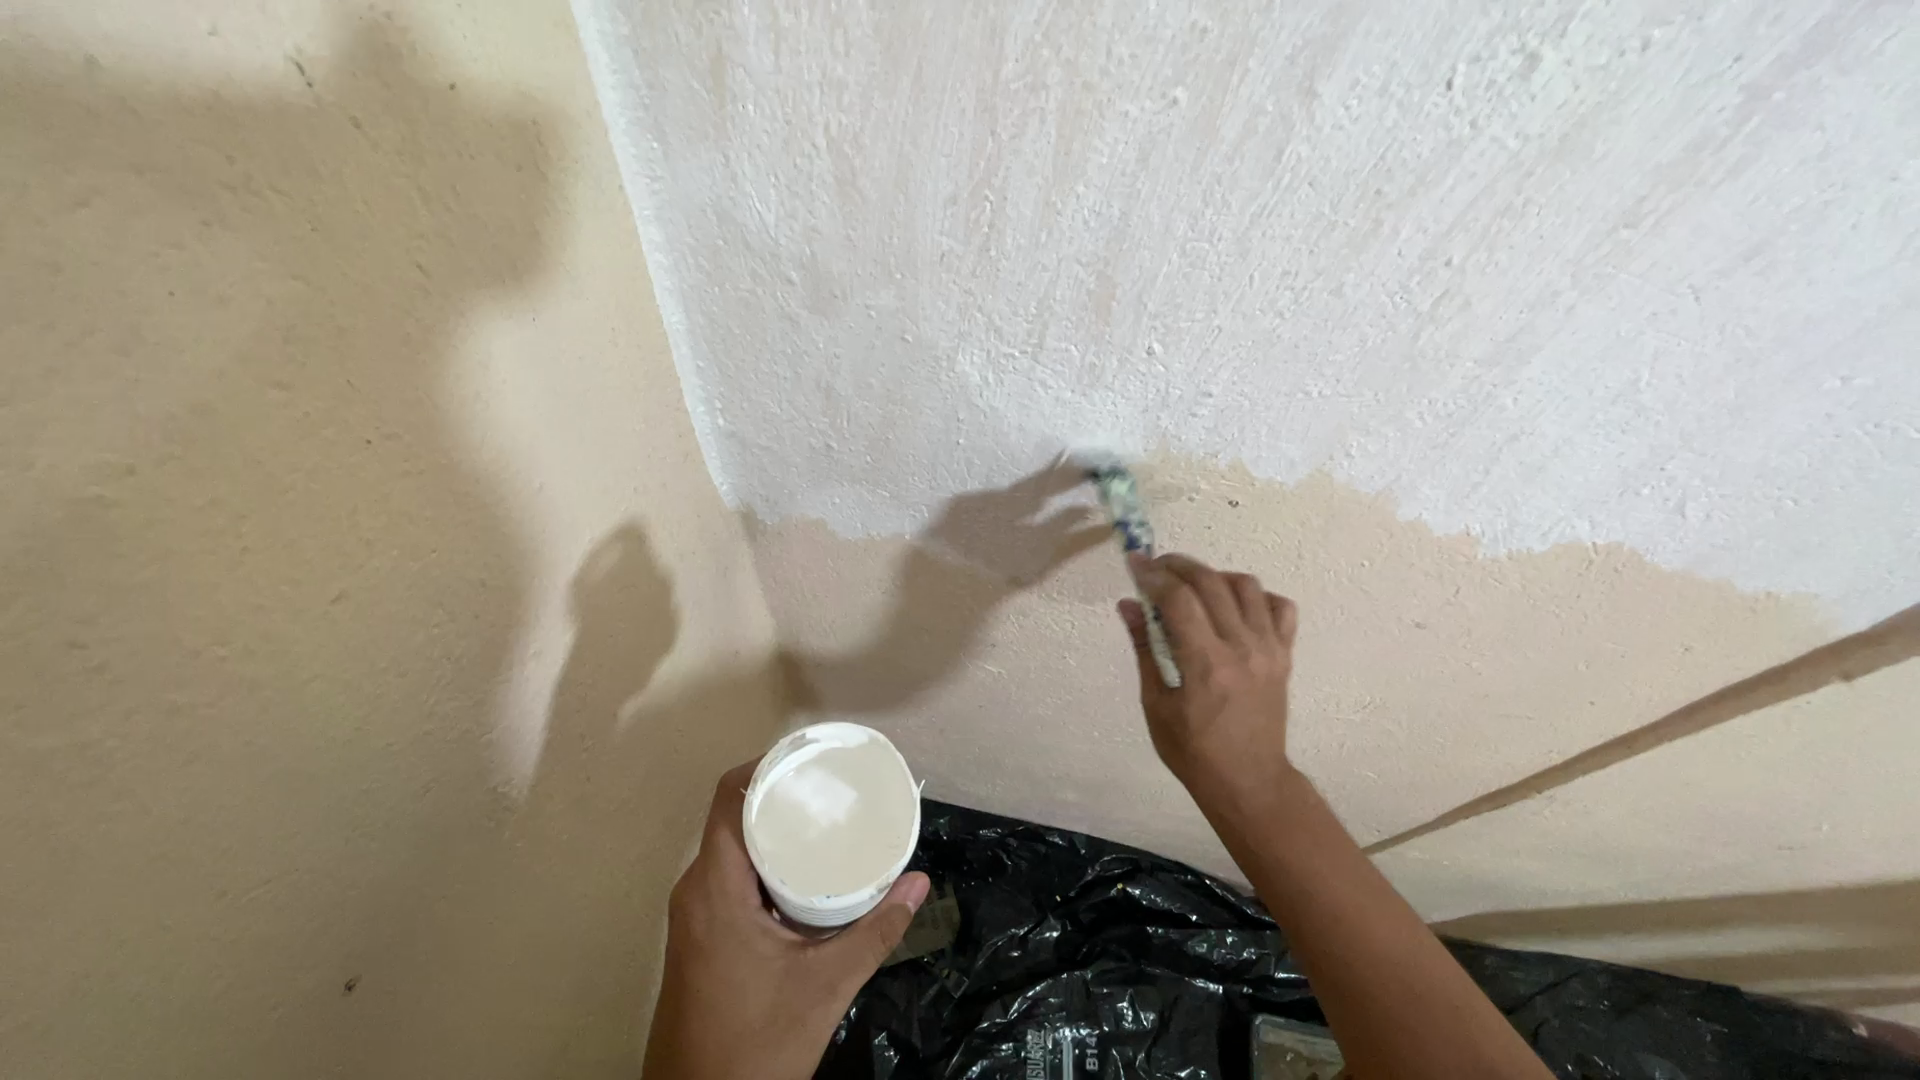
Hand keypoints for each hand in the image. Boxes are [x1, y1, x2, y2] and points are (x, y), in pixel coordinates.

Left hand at [642, 762, 930, 1079]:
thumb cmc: (756, 1041)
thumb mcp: (826, 985)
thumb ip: (876, 930)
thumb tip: (919, 883)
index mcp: (715, 888)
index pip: (730, 798)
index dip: (767, 765)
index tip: (812, 757)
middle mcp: (695, 890)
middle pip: (733, 816)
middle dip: (781, 793)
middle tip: (832, 786)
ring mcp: (693, 914)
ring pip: (731, 847)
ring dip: (772, 827)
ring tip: (825, 818)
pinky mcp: (700, 935)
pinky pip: (729, 874)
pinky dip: (763, 859)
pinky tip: (803, 870)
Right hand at [1118, 553, 1299, 805]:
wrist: (1248, 781)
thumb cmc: (1192, 751)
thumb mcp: (1156, 704)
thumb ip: (1145, 648)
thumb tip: (1129, 604)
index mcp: (1206, 664)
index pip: (1179, 599)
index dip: (1153, 575)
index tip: (1135, 564)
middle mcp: (1242, 648)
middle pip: (1211, 582)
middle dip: (1178, 566)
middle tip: (1156, 567)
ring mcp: (1269, 649)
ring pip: (1246, 586)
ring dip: (1214, 576)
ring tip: (1192, 587)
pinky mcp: (1285, 655)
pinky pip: (1279, 607)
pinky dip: (1255, 597)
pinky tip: (1233, 607)